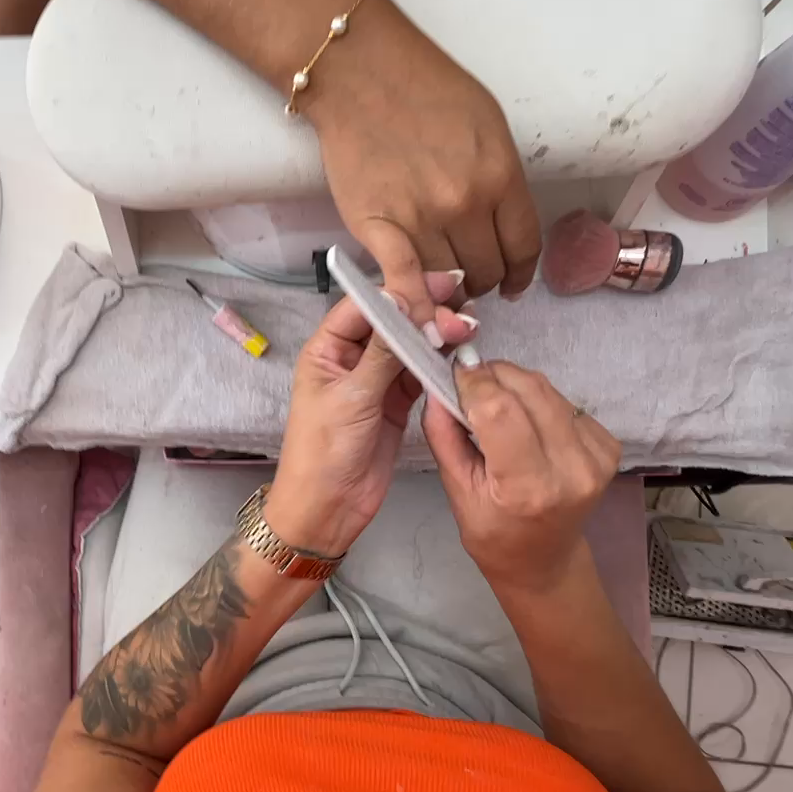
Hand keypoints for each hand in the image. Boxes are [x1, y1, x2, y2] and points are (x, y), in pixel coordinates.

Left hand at [265, 274, 474, 555]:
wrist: (328, 507)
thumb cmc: (324, 452)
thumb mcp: (352, 397)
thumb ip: (380, 351)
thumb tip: (401, 300)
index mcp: (326, 350)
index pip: (365, 306)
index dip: (401, 291)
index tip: (438, 283)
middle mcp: (350, 359)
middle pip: (391, 321)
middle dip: (425, 312)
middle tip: (461, 310)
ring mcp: (374, 381)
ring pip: (409, 345)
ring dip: (437, 336)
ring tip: (468, 328)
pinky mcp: (394, 403)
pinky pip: (419, 373)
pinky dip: (439, 363)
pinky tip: (460, 353)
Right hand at [302, 4, 541, 330]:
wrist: (360, 75)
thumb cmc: (425, 89)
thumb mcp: (487, 125)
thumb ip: (498, 180)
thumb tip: (496, 229)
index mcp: (501, 175)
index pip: (522, 248)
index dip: (518, 276)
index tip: (511, 286)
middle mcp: (466, 204)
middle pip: (485, 272)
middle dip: (479, 283)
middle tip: (466, 281)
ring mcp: (421, 220)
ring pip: (446, 283)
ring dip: (445, 293)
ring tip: (437, 287)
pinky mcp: (379, 229)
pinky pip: (404, 284)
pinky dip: (414, 307)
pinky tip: (418, 317)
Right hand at [424, 361, 622, 594]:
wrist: (544, 561)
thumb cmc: (493, 533)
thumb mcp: (456, 491)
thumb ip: (444, 436)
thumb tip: (438, 388)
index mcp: (527, 488)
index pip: (500, 412)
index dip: (475, 383)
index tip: (455, 371)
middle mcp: (570, 469)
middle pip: (529, 390)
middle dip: (493, 374)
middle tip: (469, 380)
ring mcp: (596, 456)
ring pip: (548, 389)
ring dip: (514, 384)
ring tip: (492, 400)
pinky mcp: (609, 446)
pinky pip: (564, 402)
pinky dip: (537, 400)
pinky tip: (524, 420)